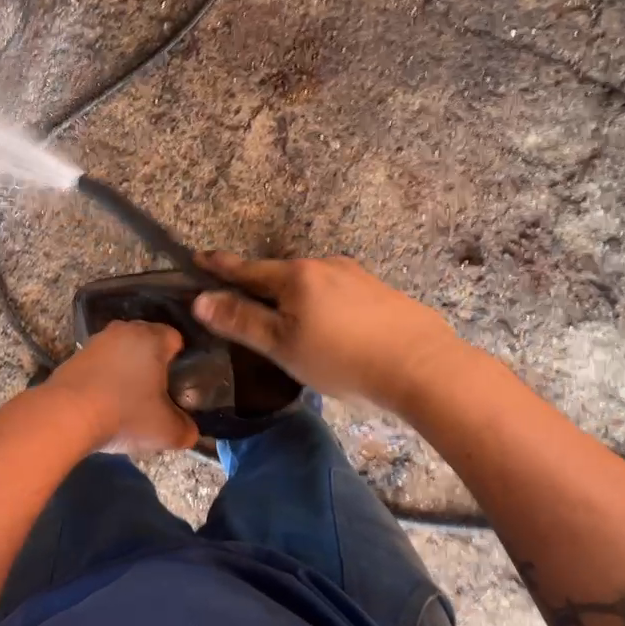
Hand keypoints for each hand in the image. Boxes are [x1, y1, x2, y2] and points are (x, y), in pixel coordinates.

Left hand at [46, 321, 198, 455]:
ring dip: (127, 370)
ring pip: (122, 351)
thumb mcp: (167, 431)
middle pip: (147, 342)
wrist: (66, 414)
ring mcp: (96, 340)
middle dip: (154, 364)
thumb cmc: (125, 414)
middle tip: (158, 394)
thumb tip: (188, 430)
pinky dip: (105, 377)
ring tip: (129, 401)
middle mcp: (123, 330)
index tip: (180, 385)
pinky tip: (105, 401)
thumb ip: (186, 429)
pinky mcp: (75, 355)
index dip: (182, 360)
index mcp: (151, 338)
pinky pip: (100, 363)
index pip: (175, 338)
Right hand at [192, 252, 466, 410]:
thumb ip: (241, 321)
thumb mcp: (283, 346)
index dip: (219, 266)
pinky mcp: (381, 293)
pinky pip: (339, 294)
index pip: (246, 269)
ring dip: (296, 298)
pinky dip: (325, 306)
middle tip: (246, 306)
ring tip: (294, 325)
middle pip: (280, 275)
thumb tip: (200, 299)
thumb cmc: (344, 359)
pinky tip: (335, 329)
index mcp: (294, 276)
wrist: (426, 368)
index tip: (197, 257)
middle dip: (261, 287)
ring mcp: (356, 276)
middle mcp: (323, 265)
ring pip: (312, 284)